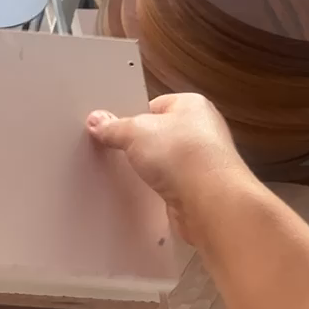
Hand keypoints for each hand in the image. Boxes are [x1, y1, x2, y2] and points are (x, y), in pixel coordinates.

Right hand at [86, 93, 258, 244]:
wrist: (210, 203)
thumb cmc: (187, 157)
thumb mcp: (135, 132)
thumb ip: (113, 126)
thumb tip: (98, 121)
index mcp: (192, 105)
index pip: (153, 105)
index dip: (131, 116)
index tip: (110, 127)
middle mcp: (202, 130)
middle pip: (157, 133)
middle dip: (137, 144)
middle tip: (118, 149)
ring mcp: (201, 160)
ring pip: (163, 161)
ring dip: (148, 168)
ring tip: (134, 172)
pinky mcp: (197, 188)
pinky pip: (168, 183)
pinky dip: (156, 187)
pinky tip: (147, 189)